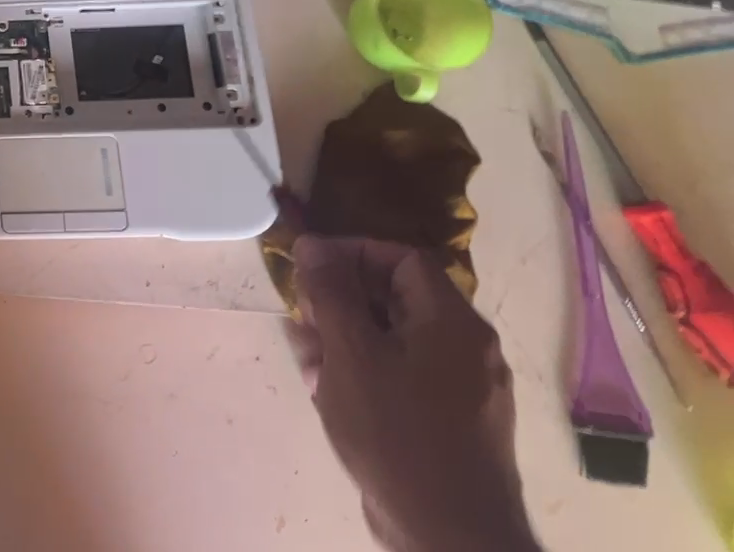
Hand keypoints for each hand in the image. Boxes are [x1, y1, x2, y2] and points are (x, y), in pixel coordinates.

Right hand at [293, 236, 539, 551]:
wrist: (446, 530)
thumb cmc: (395, 430)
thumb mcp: (350, 351)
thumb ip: (330, 292)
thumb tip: (314, 244)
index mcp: (453, 323)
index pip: (402, 258)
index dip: (351, 252)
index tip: (307, 266)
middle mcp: (466, 347)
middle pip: (393, 297)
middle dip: (338, 302)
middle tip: (301, 320)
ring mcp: (460, 385)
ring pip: (390, 337)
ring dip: (341, 339)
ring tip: (308, 364)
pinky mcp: (447, 418)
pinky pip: (399, 373)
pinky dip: (361, 371)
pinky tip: (327, 391)